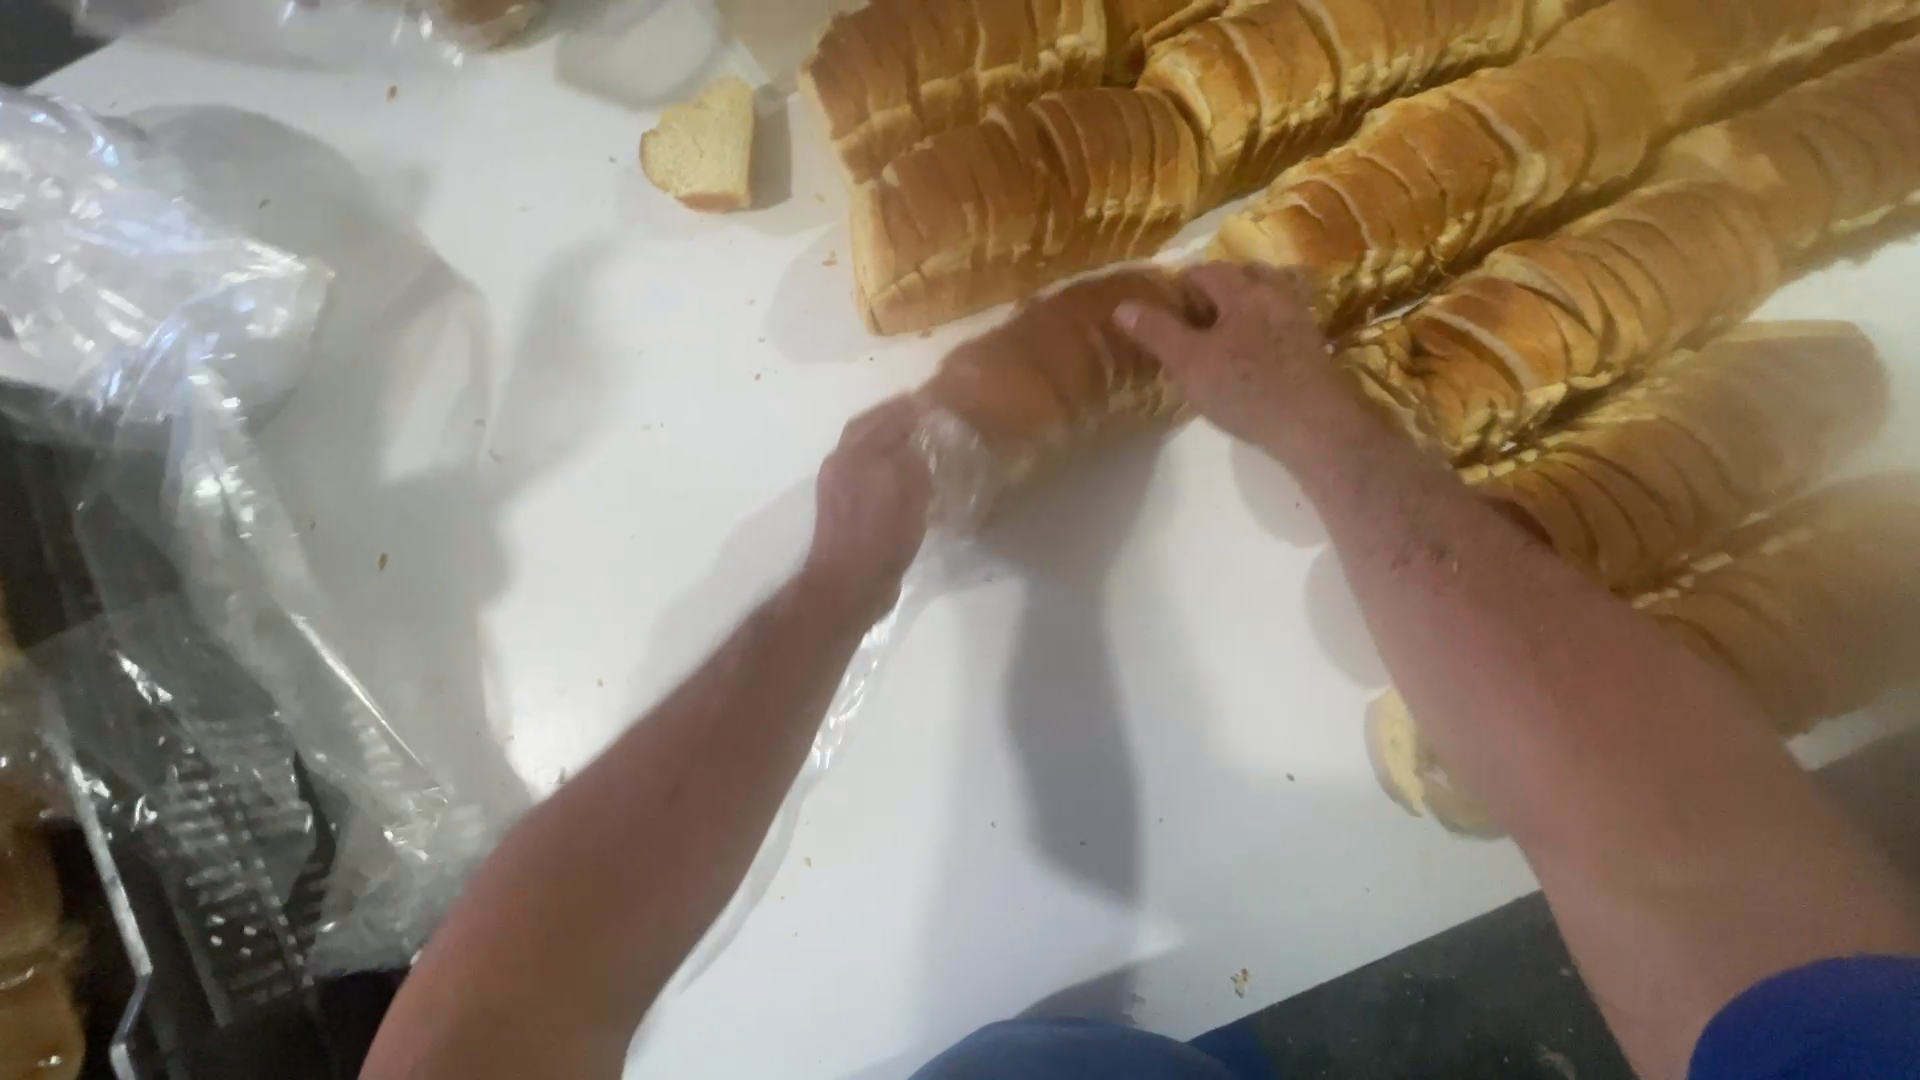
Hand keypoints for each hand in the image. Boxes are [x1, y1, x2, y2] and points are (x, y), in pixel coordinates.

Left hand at [800, 396, 933, 622]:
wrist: (849, 583)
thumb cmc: (881, 535)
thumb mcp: (908, 490)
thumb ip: (913, 459)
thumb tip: (918, 446)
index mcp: (856, 452)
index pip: (885, 416)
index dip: (910, 407)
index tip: (932, 401)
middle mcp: (841, 463)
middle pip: (867, 428)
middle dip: (893, 417)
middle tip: (921, 414)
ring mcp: (837, 487)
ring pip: (863, 451)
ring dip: (885, 440)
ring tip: (913, 442)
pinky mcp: (840, 510)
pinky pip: (863, 473)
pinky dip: (881, 465)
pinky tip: (899, 476)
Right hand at [1114, 263, 1340, 452]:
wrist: (1313, 425)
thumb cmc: (1245, 389)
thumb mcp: (1189, 362)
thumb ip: (1157, 332)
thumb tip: (1122, 306)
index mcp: (1244, 293)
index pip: (1208, 271)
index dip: (1183, 282)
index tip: (1165, 300)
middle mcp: (1276, 297)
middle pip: (1248, 276)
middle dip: (1221, 286)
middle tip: (1196, 312)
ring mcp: (1300, 323)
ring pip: (1270, 300)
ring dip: (1247, 306)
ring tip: (1225, 331)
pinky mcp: (1313, 351)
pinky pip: (1283, 326)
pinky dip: (1264, 330)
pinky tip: (1254, 355)